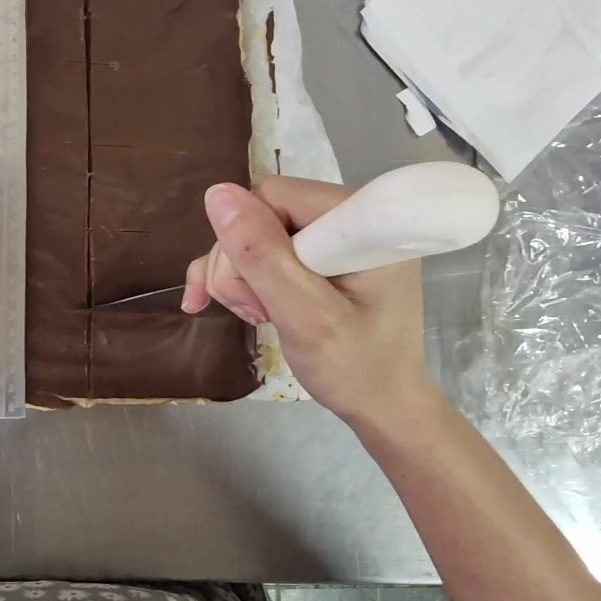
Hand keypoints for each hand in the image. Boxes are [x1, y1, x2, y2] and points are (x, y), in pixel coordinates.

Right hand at [182, 177, 437, 423]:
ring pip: (251, 233)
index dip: (248, 242)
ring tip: (253, 316)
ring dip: (235, 275)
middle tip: (254, 313)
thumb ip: (263, 257)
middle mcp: (345, 215)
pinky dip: (237, 277)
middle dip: (239, 264)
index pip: (272, 197)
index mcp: (358, 218)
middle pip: (258, 214)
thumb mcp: (306, 318)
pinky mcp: (317, 254)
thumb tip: (216, 195)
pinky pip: (260, 248)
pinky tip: (219, 304)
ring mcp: (331, 235)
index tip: (256, 297)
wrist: (384, 404)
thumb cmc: (356, 368)